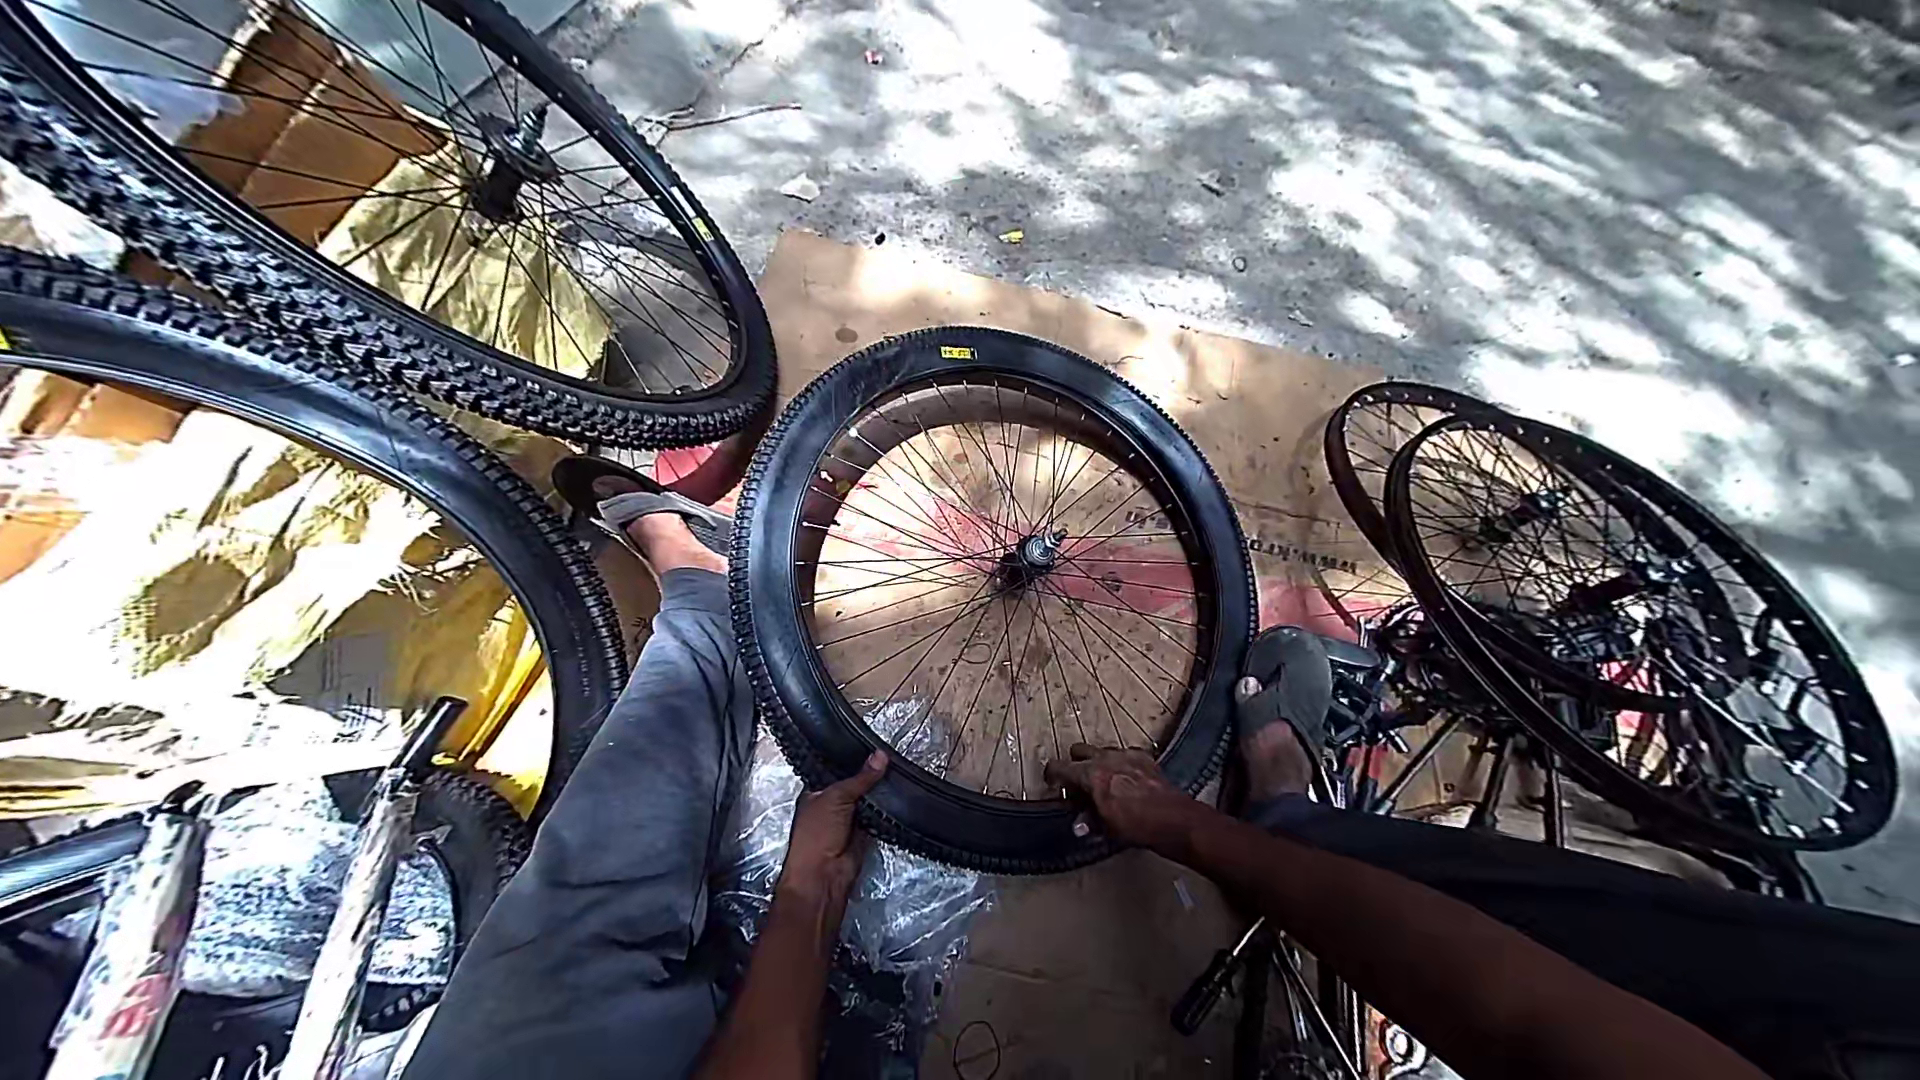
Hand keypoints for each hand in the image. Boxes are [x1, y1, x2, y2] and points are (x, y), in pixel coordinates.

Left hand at [778, 750, 887, 907]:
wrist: (824, 876)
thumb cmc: (818, 833)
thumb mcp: (836, 798)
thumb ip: (860, 778)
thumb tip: (881, 755)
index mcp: (817, 792)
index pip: (837, 769)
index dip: (854, 758)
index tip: (875, 743)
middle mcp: (832, 803)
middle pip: (855, 783)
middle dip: (870, 773)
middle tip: (892, 754)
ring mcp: (849, 818)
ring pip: (868, 798)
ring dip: (880, 789)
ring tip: (900, 767)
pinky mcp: (865, 831)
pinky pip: (878, 814)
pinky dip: (887, 806)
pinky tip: (901, 790)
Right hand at [1044, 742, 1212, 854]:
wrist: (1174, 820)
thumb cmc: (1138, 825)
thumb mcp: (1107, 827)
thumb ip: (1089, 820)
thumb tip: (1079, 823)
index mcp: (1090, 774)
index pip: (1060, 766)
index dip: (1052, 774)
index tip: (1051, 781)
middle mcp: (1105, 758)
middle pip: (1079, 750)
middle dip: (1075, 763)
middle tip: (1079, 784)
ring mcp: (1126, 754)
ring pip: (1102, 750)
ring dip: (1099, 763)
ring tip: (1105, 782)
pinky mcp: (1144, 757)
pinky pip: (1125, 754)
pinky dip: (1122, 764)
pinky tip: (1128, 780)